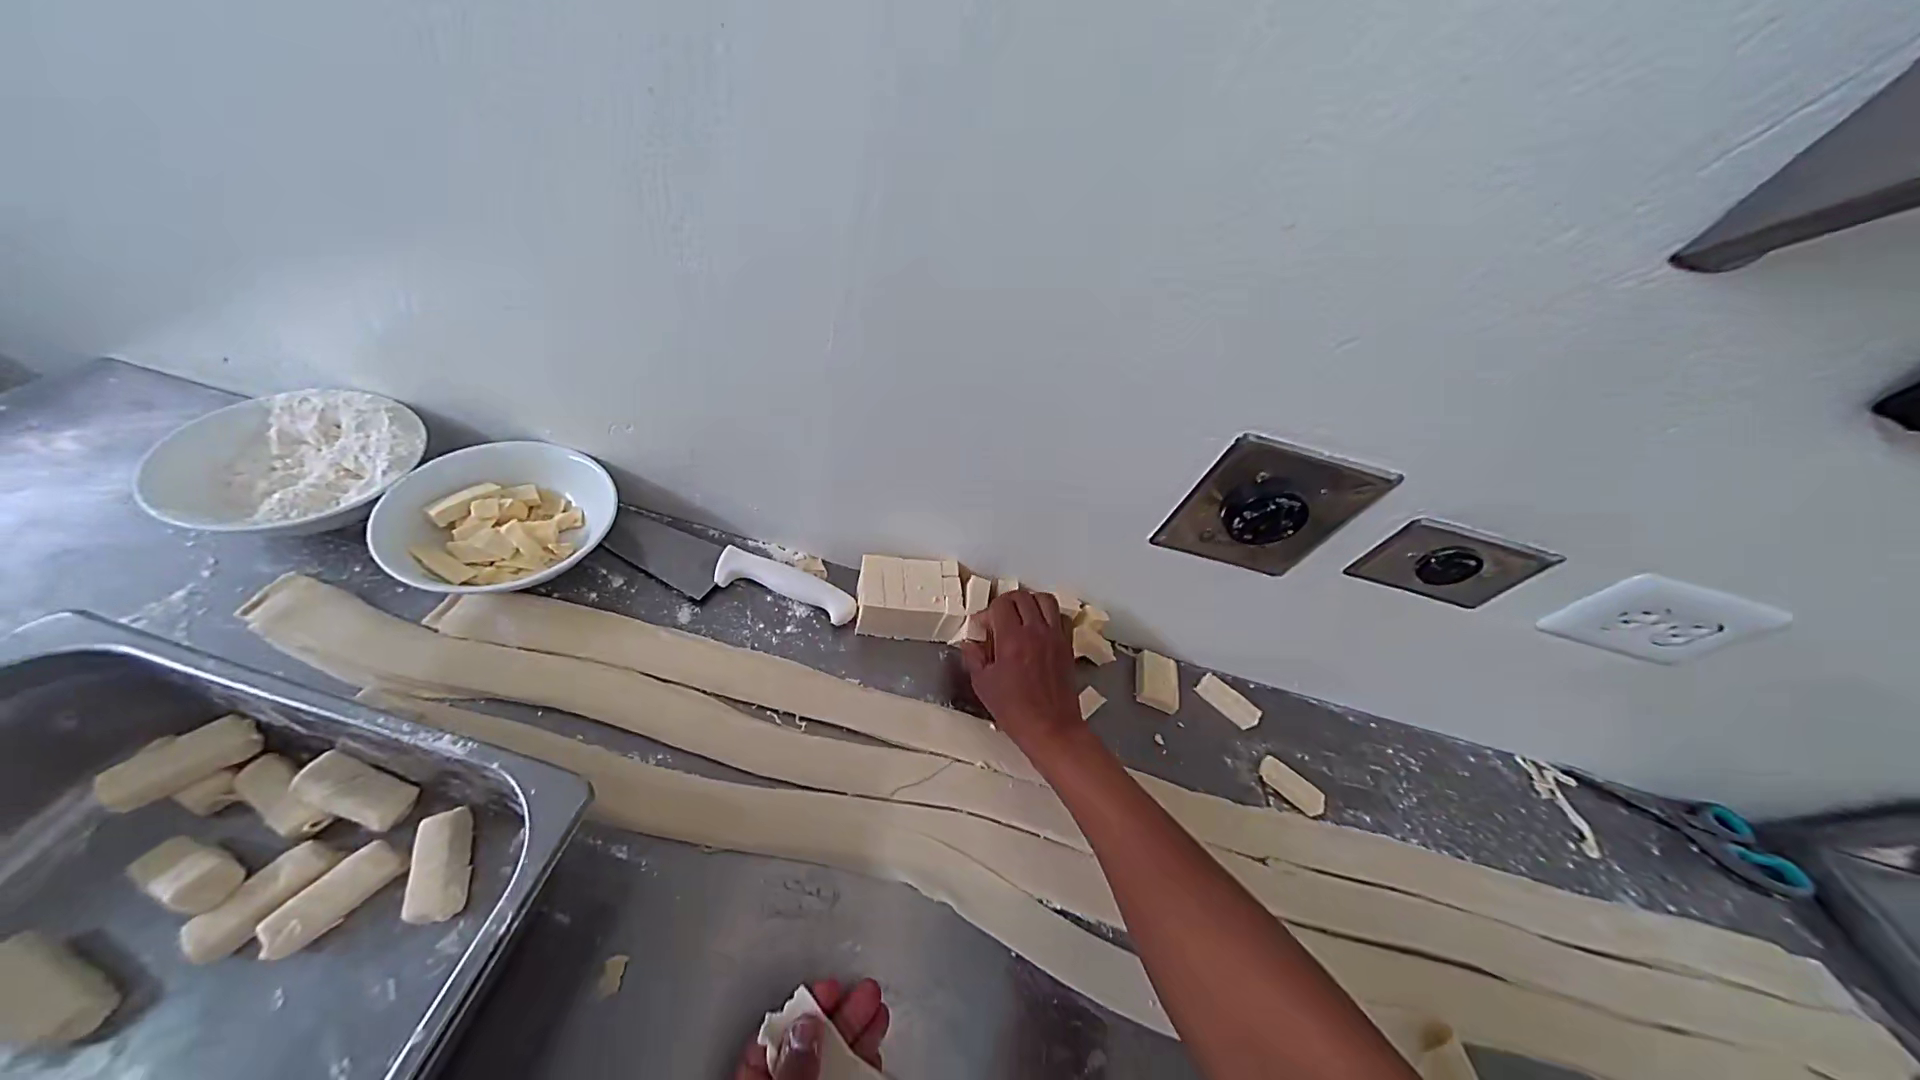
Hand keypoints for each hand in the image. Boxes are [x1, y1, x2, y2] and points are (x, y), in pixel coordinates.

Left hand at [733, 978, 888, 1079]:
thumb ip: (792, 1068)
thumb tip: (805, 1027)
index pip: (773, 1036)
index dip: (803, 1007)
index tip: (827, 987)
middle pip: (810, 1039)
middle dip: (840, 1010)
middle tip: (862, 990)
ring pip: (833, 1055)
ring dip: (858, 1028)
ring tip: (875, 1005)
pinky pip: (848, 1073)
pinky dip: (863, 1055)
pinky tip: (874, 1041)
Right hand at [960, 589, 1083, 760]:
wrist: (1051, 728)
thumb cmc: (1015, 710)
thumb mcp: (983, 685)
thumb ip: (974, 658)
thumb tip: (970, 644)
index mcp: (1012, 639)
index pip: (1000, 604)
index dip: (987, 612)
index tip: (983, 627)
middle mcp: (1036, 632)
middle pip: (1022, 596)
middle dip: (1006, 602)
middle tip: (998, 618)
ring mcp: (1054, 637)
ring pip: (1045, 600)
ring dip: (1030, 602)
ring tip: (1020, 616)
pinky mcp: (1067, 646)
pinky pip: (1060, 617)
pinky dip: (1048, 615)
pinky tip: (1039, 629)